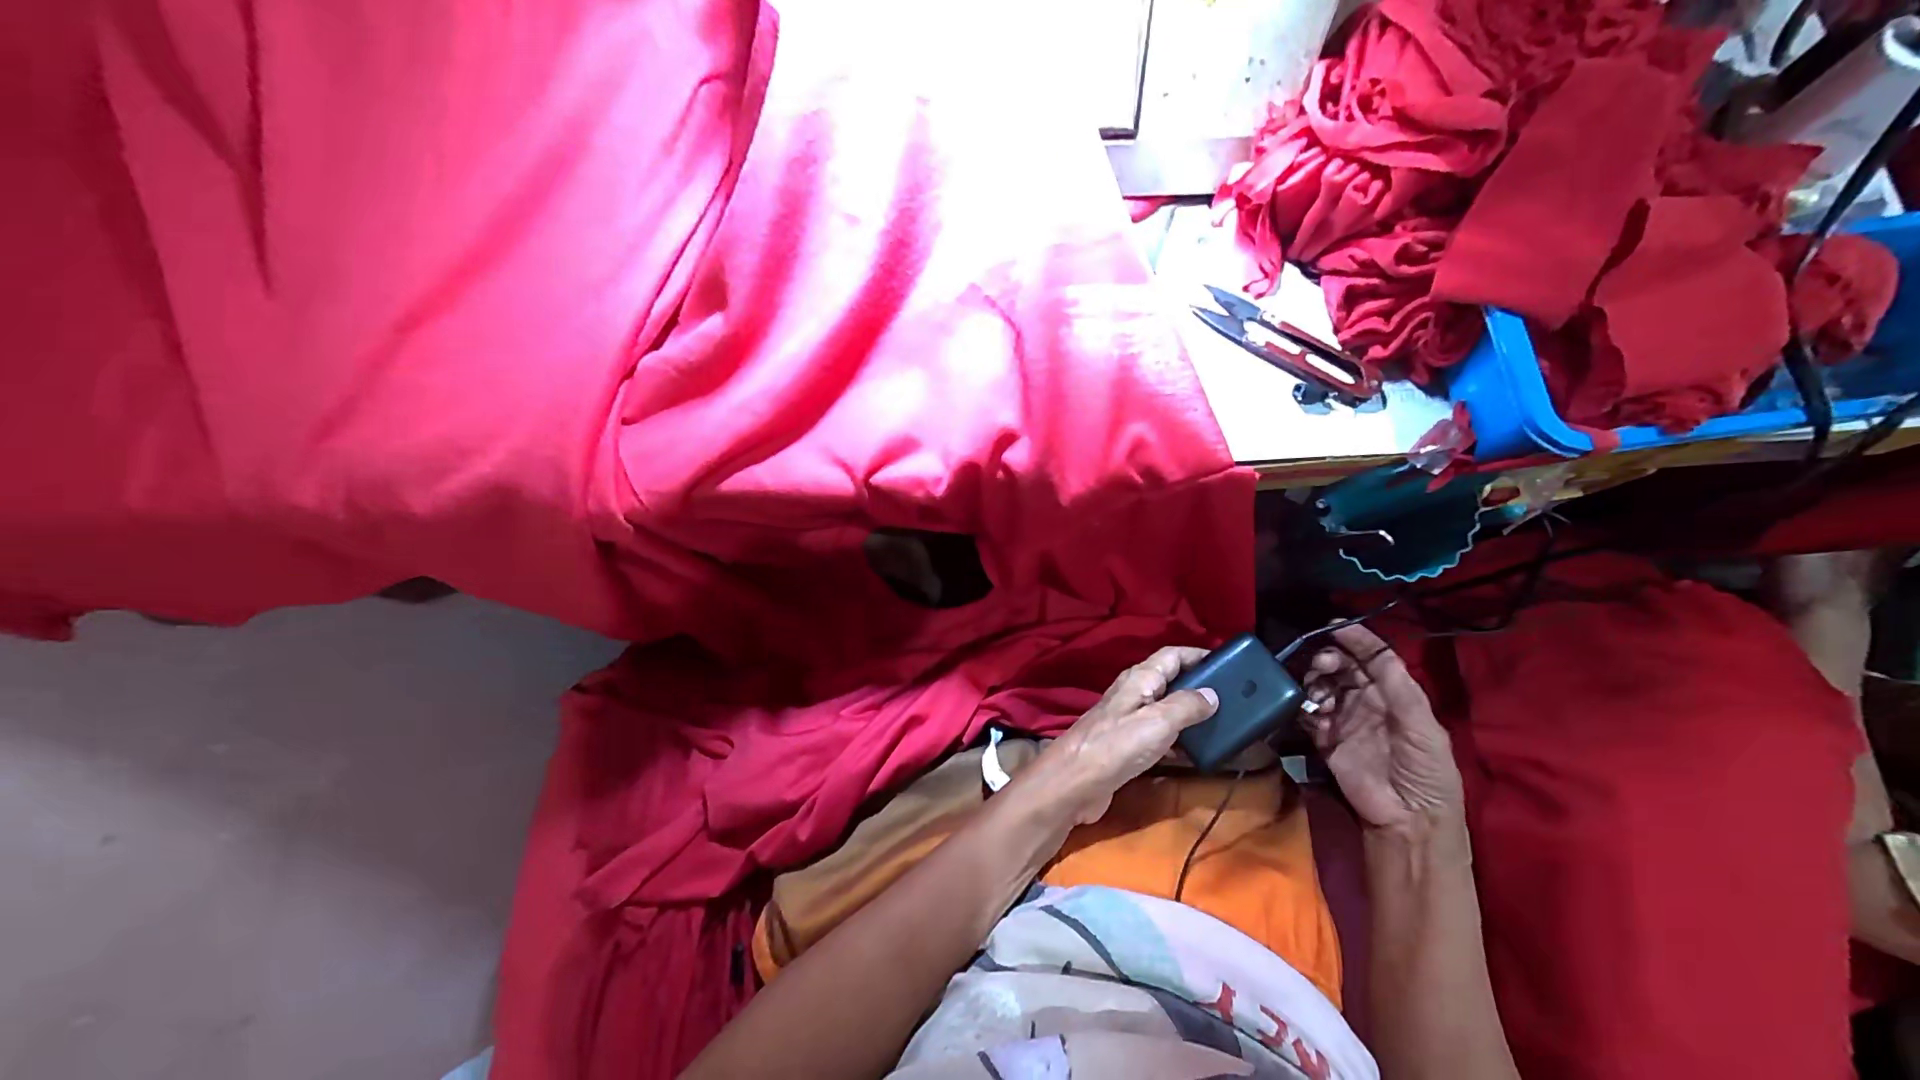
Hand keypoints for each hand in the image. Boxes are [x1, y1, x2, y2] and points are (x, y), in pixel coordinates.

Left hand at [1019, 646, 1219, 825]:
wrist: (1075, 783)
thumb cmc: (1116, 746)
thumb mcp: (1158, 722)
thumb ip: (1186, 706)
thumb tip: (1212, 694)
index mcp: (1139, 679)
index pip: (1172, 655)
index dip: (1199, 655)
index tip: (1229, 663)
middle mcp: (1133, 694)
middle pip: (1171, 681)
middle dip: (1200, 686)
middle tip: (1235, 699)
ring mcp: (1128, 721)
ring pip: (1166, 710)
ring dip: (1191, 716)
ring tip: (1224, 726)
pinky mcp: (1126, 747)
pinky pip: (1159, 737)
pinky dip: (1179, 741)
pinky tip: (1196, 754)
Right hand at [1301, 624, 1463, 834]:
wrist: (1408, 819)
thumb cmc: (1425, 771)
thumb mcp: (1423, 726)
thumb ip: (1399, 687)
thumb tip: (1374, 650)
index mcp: (1395, 695)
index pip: (1373, 657)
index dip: (1356, 640)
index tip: (1334, 626)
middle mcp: (1367, 702)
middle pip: (1342, 668)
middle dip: (1329, 659)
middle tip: (1322, 665)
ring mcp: (1344, 719)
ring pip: (1321, 686)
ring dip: (1315, 683)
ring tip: (1318, 696)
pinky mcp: (1323, 739)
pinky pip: (1306, 714)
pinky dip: (1304, 709)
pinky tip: (1313, 716)